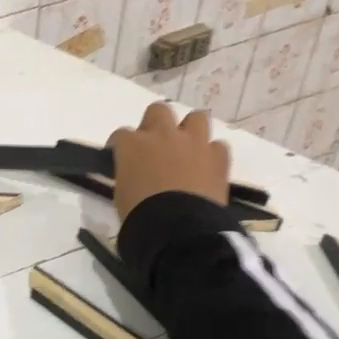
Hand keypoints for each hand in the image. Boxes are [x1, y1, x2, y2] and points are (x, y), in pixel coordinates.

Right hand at [106, 102, 231, 217]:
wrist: (177, 228)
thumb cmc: (139, 214)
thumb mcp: (121, 192)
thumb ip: (128, 174)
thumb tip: (136, 173)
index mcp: (132, 145)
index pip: (121, 135)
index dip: (120, 145)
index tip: (120, 157)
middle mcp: (163, 135)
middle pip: (158, 111)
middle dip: (155, 124)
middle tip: (153, 145)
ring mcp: (194, 142)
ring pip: (196, 117)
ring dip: (189, 130)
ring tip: (185, 148)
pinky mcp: (218, 156)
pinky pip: (216, 145)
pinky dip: (210, 154)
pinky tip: (205, 167)